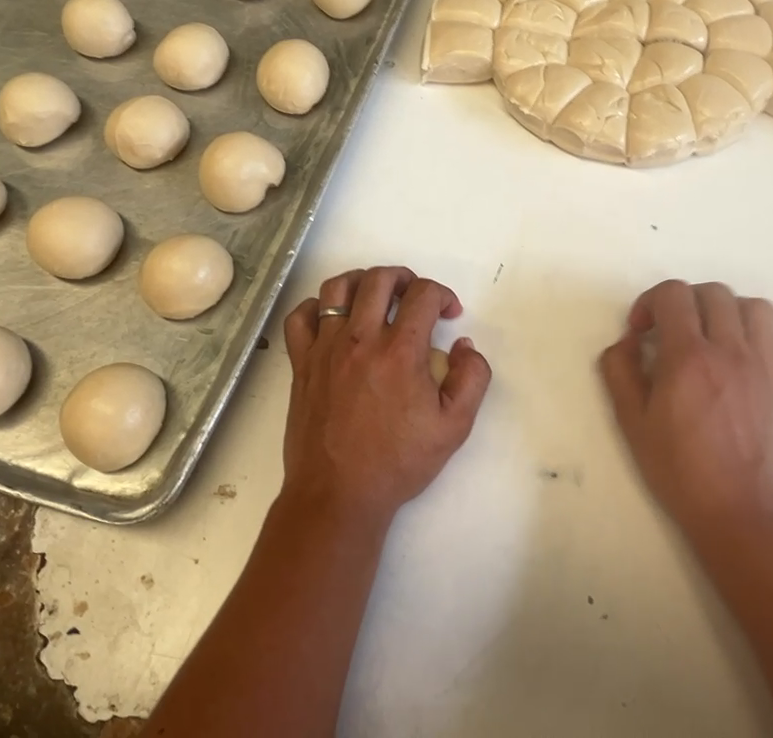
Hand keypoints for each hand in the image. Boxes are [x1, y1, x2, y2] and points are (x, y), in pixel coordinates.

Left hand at [280, 267, 492, 527]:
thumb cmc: (398, 463)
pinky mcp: (301, 364)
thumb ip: (471, 378)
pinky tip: (333, 318)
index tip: (449, 314)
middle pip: (379, 279)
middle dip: (405, 278)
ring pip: (337, 287)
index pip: (423, 295)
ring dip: (362, 281)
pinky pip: (301, 317)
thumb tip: (464, 345)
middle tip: (415, 297)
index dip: (443, 295)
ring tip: (376, 297)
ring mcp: (325, 349)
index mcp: (400, 352)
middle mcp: (360, 339)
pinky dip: (317, 306)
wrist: (338, 494)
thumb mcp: (454, 427)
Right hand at [599, 280, 772, 536]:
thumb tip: (628, 340)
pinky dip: (751, 332)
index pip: (673, 294)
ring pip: (750, 304)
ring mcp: (760, 362)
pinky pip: (772, 332)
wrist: (736, 504)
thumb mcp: (630, 420)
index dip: (650, 302)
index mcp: (688, 358)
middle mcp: (728, 350)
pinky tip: (733, 356)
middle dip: (683, 302)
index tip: (640, 331)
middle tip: (668, 332)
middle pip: (711, 291)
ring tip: (706, 335)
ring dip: (723, 310)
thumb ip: (619, 369)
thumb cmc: (677, 466)